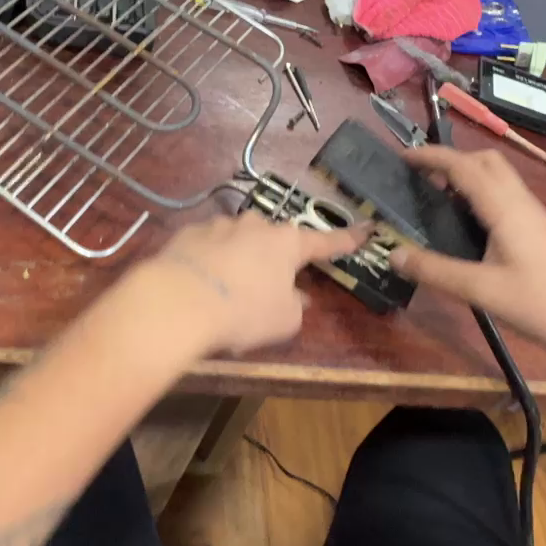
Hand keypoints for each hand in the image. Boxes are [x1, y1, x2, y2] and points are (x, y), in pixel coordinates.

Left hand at [131, 212, 366, 356]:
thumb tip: (295, 296)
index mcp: (288, 243)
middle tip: (268, 287)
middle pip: (274, 241)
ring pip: (238, 242)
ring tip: (226, 291)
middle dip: (274, 259)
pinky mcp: (188, 233)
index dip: (346, 240)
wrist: (179, 301)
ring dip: (239, 260)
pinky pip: (207, 247)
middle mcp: (255, 225)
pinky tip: (200, 285)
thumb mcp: (284, 321)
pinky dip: (209, 262)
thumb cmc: (244, 312)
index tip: (366, 230)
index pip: (325, 242)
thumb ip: (295, 305)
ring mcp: (219, 225)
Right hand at [389, 146, 545, 368]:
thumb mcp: (480, 290)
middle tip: (419, 177)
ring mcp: (532, 214)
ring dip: (466, 174)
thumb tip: (393, 253)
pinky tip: (465, 222)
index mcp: (503, 206)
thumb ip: (434, 270)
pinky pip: (503, 194)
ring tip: (435, 196)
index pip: (462, 165)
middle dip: (450, 159)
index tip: (399, 158)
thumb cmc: (541, 304)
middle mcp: (518, 201)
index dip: (430, 156)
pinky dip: (478, 193)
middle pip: (484, 160)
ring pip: (497, 176)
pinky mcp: (537, 229)